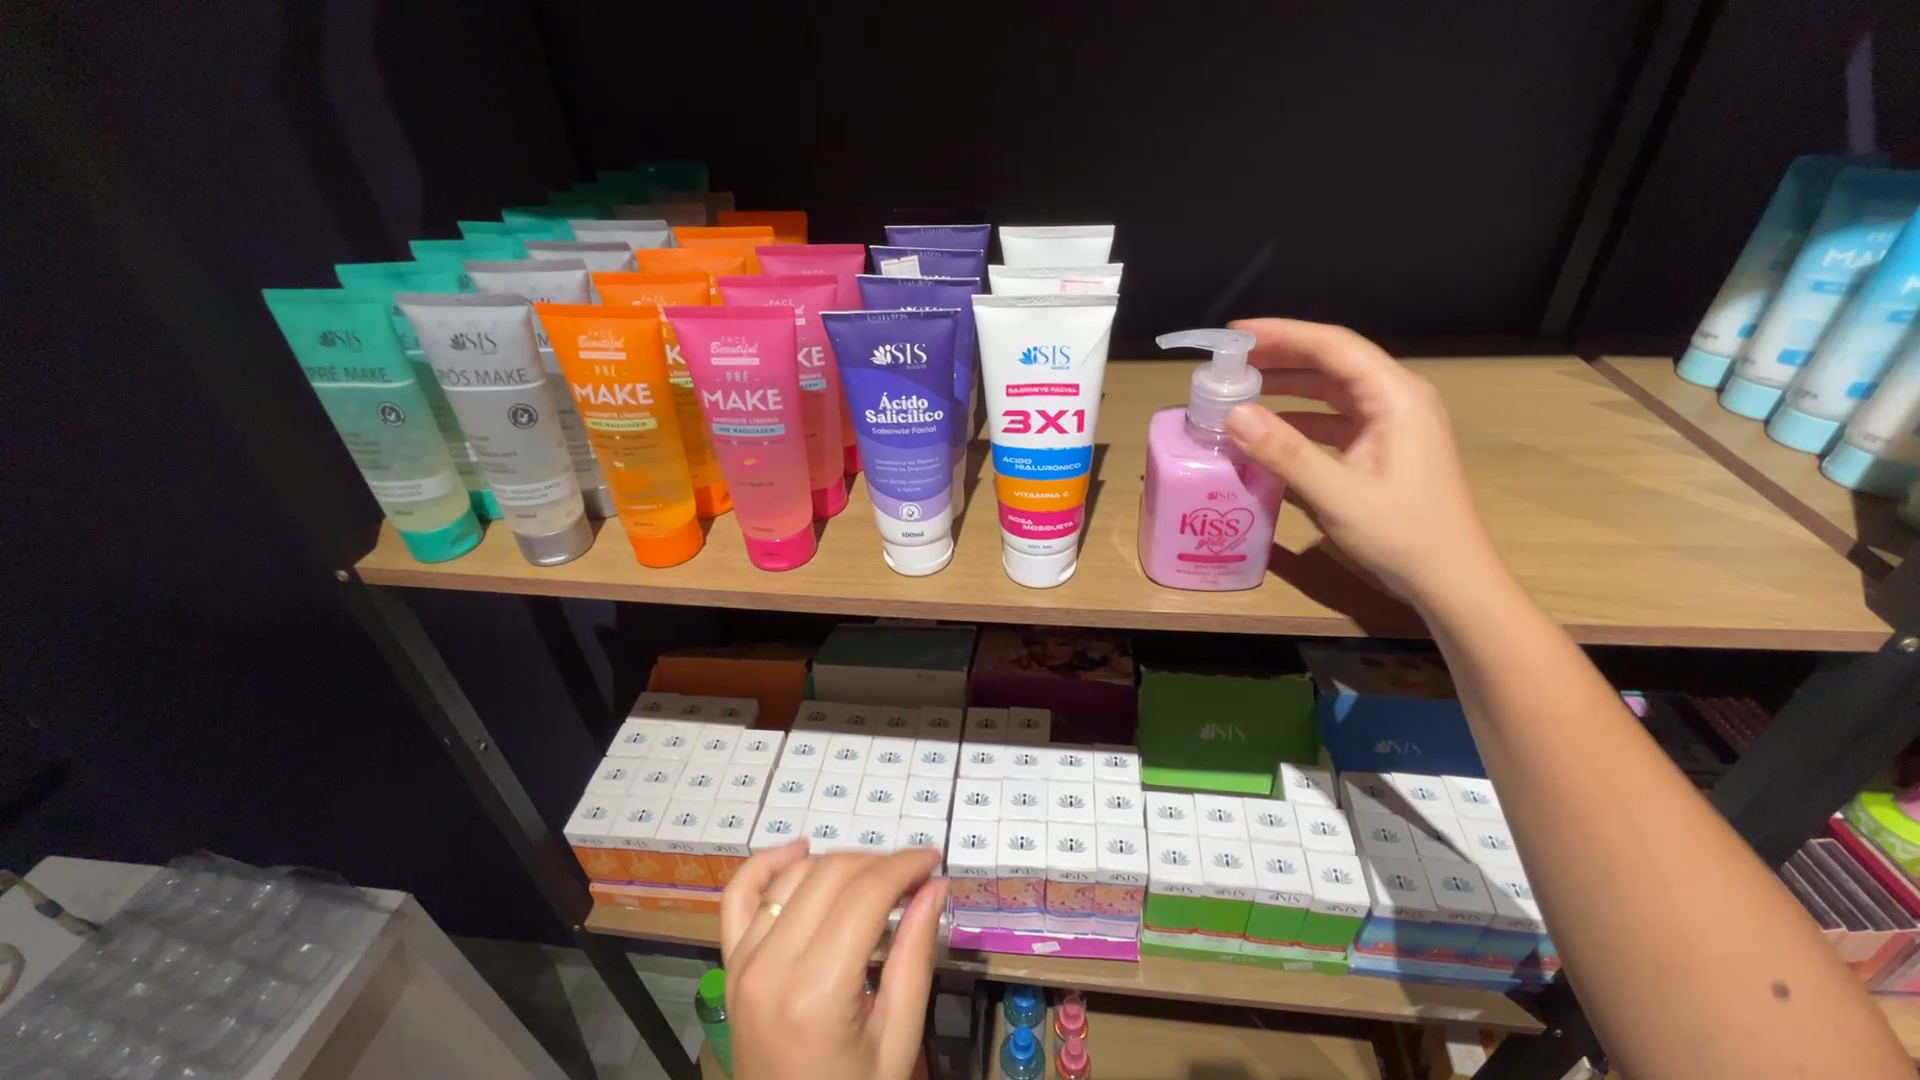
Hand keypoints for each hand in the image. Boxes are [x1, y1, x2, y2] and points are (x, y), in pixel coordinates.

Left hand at [720, 841, 947, 1079]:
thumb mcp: (898, 1038)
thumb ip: (915, 956)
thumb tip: (935, 887)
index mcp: (818, 991)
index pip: (866, 895)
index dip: (904, 867)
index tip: (933, 860)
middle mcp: (772, 966)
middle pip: (831, 876)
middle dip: (879, 863)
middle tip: (915, 875)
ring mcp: (743, 963)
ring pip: (794, 877)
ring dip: (838, 862)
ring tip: (876, 877)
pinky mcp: (731, 965)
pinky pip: (740, 896)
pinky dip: (767, 863)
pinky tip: (800, 850)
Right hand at [1221, 318, 1501, 607]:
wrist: (1451, 581)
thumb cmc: (1404, 535)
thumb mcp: (1339, 496)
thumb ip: (1285, 452)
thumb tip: (1233, 415)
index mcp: (1396, 397)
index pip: (1333, 346)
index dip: (1282, 334)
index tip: (1234, 335)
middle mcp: (1396, 400)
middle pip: (1331, 362)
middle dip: (1279, 357)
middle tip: (1228, 360)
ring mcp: (1391, 424)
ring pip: (1330, 391)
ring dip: (1286, 387)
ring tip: (1239, 387)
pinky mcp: (1381, 448)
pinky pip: (1332, 420)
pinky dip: (1298, 419)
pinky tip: (1265, 428)